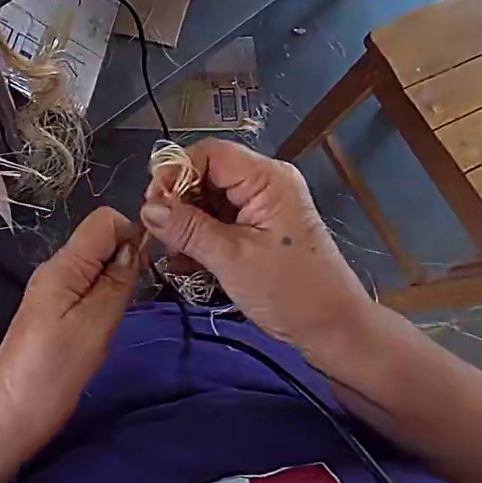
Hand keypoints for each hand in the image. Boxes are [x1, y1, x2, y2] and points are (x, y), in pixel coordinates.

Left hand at [0, 208, 142, 482]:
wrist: (8, 418)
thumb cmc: (52, 372)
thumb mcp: (94, 325)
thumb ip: (117, 282)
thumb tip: (137, 244)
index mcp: (64, 265)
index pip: (105, 220)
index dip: (133, 233)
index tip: (151, 265)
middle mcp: (57, 270)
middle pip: (102, 241)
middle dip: (128, 259)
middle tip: (139, 295)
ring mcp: (54, 292)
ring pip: (99, 267)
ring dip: (119, 283)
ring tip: (122, 315)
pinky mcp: (55, 313)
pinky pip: (89, 290)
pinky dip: (106, 301)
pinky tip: (107, 327)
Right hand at [140, 139, 372, 348]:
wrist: (333, 329)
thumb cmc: (289, 292)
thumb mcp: (231, 258)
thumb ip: (187, 228)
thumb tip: (147, 207)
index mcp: (267, 178)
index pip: (209, 153)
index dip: (175, 172)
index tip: (152, 204)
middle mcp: (265, 182)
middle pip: (207, 173)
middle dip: (178, 200)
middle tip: (157, 231)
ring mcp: (261, 205)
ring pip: (209, 198)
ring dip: (186, 221)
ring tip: (169, 249)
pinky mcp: (258, 226)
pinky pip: (219, 218)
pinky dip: (199, 235)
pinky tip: (183, 258)